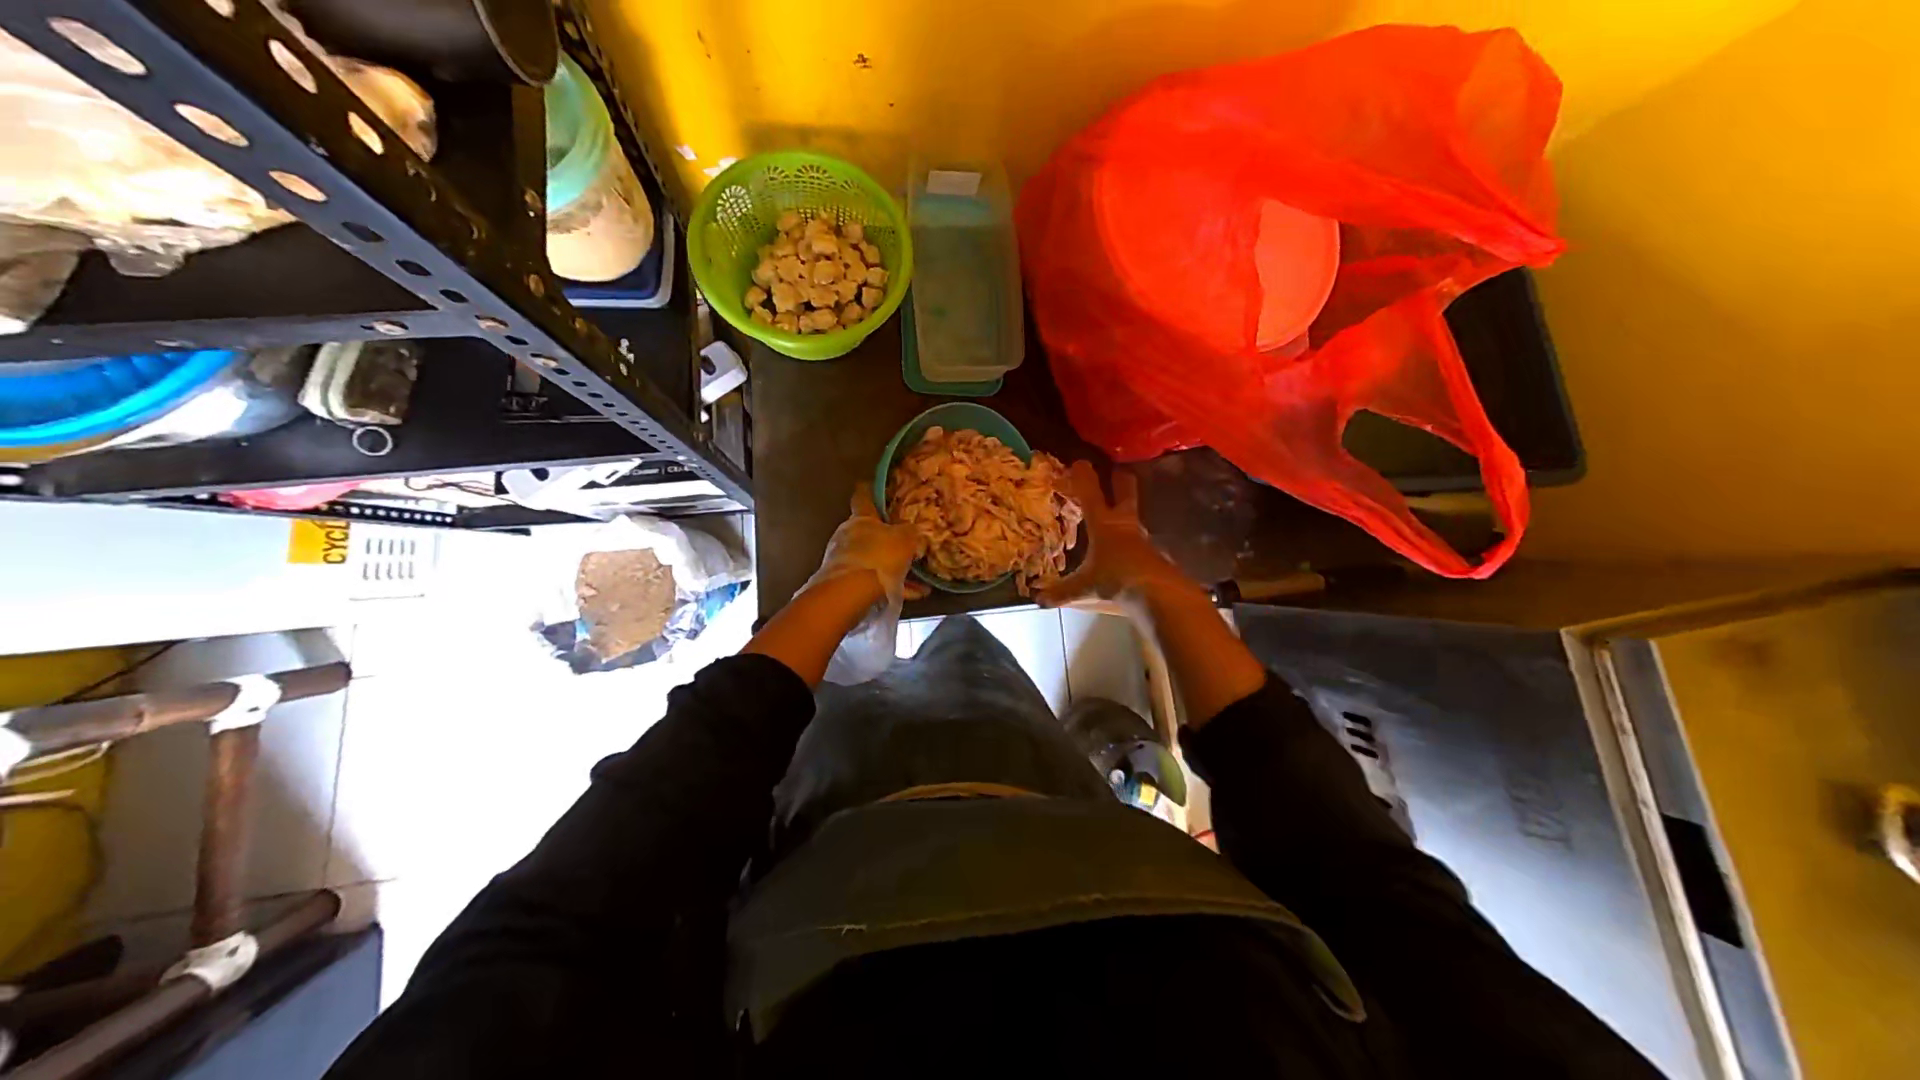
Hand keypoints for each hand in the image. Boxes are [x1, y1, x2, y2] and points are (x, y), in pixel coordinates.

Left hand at [809, 482, 920, 604]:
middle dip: (882, 536)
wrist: (852, 592)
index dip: (868, 490)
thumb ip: (910, 532)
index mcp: (861, 519)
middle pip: (866, 531)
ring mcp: (842, 559)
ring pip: (870, 558)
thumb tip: (911, 529)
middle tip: (902, 540)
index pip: (862, 497)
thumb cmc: (880, 556)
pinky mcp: (843, 581)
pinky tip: (914, 593)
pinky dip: (890, 584)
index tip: (872, 485)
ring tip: (914, 576)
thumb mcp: (905, 539)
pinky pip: (871, 580)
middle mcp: (847, 535)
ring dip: (888, 564)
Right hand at [1038, 461, 1199, 607]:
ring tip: (1117, 512)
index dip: (1083, 477)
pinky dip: (1131, 540)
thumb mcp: (1084, 588)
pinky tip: (1125, 550)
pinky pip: (1139, 541)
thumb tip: (1038, 598)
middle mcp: (1125, 524)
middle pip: (1126, 492)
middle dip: (1120, 479)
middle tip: (1116, 471)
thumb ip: (1061, 591)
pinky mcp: (1154, 554)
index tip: (1079, 462)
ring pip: (1134, 516)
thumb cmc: (1117, 580)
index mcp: (1104, 524)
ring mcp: (1143, 538)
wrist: (1159, 594)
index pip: (1090, 494)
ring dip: (1126, 510)